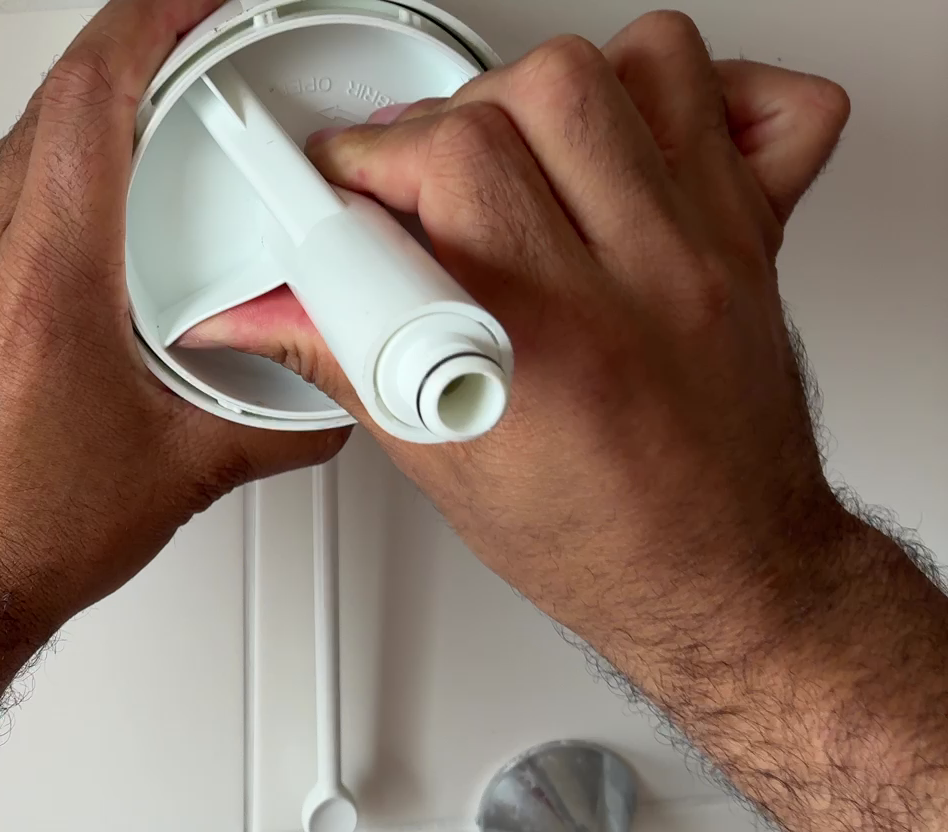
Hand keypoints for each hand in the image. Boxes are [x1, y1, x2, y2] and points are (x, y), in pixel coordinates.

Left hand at [0, 0, 344, 648]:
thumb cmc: (19, 542)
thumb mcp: (175, 474)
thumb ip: (272, 423)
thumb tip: (320, 398)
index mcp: (40, 292)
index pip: (90, 95)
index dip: (148, 20)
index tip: (188, 3)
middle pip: (47, 118)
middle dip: (123, 86)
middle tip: (176, 98)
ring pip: (3, 165)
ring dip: (70, 151)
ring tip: (126, 186)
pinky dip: (25, 207)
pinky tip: (61, 254)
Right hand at [181, 14, 854, 683]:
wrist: (704, 565)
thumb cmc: (577, 531)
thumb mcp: (424, 453)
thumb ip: (341, 359)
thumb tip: (261, 320)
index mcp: (527, 347)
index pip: (422, 197)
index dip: (348, 174)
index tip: (319, 185)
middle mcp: (624, 282)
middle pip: (512, 112)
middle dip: (418, 130)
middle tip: (392, 179)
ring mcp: (702, 248)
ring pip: (627, 71)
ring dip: (528, 94)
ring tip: (490, 151)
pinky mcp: (755, 234)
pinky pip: (765, 100)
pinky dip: (682, 89)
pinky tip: (611, 140)